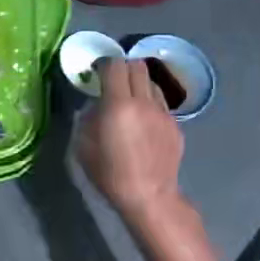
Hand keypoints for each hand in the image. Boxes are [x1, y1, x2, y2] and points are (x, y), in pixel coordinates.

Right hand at [76, 59, 185, 226]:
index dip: (104, 63)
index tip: (96, 71)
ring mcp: (163, 113)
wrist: (150, 197)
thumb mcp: (83, 146)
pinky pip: (161, 104)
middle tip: (112, 81)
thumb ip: (88, 117)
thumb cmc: (110, 174)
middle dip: (123, 68)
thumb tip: (97, 105)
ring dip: (139, 85)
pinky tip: (143, 123)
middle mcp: (144, 102)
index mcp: (119, 104)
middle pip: (137, 66)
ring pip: (152, 83)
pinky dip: (150, 104)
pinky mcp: (175, 125)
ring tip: (129, 100)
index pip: (114, 65)